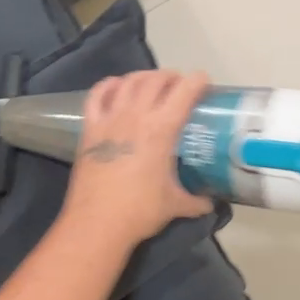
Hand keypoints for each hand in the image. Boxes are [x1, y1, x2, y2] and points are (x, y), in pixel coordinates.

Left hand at [60, 71, 215, 244]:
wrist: (97, 222)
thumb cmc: (140, 211)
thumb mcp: (175, 205)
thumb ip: (196, 201)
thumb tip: (209, 203)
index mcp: (162, 129)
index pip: (184, 92)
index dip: (198, 81)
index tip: (204, 82)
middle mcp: (136, 116)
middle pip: (155, 80)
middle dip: (171, 76)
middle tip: (179, 85)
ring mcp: (110, 119)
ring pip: (128, 82)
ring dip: (143, 76)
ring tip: (151, 83)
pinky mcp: (89, 128)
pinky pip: (97, 96)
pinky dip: (108, 85)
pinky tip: (115, 86)